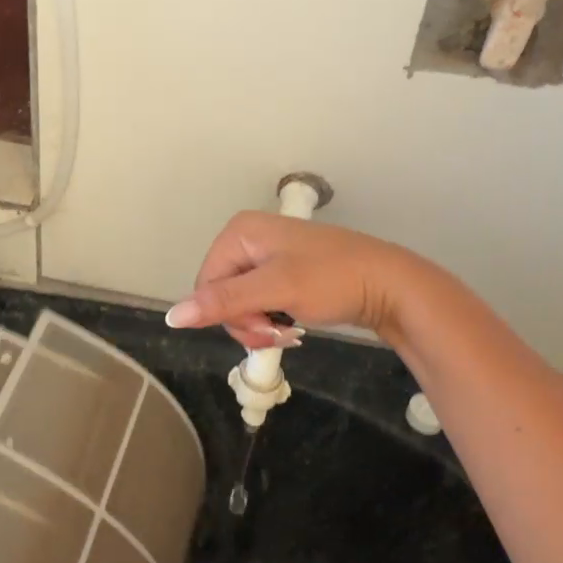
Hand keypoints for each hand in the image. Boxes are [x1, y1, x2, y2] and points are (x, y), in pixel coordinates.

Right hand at [166, 211, 427, 349]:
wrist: (390, 285)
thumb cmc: (332, 279)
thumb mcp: (276, 290)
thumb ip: (224, 302)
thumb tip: (172, 316)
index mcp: (239, 231)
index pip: (206, 284)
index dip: (228, 314)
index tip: (264, 327)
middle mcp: (248, 237)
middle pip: (221, 293)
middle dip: (247, 320)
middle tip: (280, 330)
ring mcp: (267, 254)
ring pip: (240, 301)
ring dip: (261, 323)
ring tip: (291, 329)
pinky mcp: (285, 271)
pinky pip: (260, 300)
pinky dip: (273, 317)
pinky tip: (294, 323)